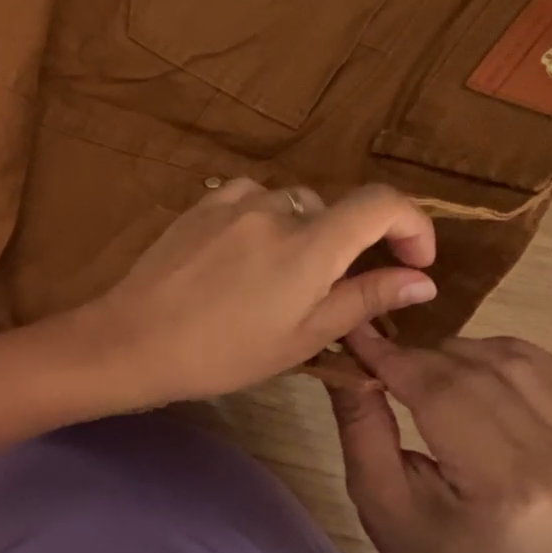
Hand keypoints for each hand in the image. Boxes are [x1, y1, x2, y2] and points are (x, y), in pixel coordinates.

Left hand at [63, 178, 436, 405]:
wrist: (131, 340)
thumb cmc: (220, 353)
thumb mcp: (300, 338)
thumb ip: (362, 300)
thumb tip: (420, 279)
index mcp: (307, 245)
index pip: (382, 203)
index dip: (412, 225)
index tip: (412, 262)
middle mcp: (271, 211)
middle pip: (331, 207)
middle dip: (346, 241)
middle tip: (328, 288)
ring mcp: (227, 205)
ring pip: (286, 202)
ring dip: (299, 229)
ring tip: (278, 276)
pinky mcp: (194, 209)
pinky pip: (244, 200)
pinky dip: (259, 219)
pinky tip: (240, 256)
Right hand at [327, 326, 551, 552]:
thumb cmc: (427, 552)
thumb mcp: (375, 494)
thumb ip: (361, 425)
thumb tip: (344, 360)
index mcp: (500, 481)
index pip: (443, 393)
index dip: (392, 357)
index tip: (351, 334)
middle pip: (478, 371)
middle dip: (416, 353)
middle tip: (372, 353)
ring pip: (515, 360)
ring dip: (454, 351)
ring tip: (414, 365)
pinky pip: (543, 371)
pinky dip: (495, 356)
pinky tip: (462, 369)